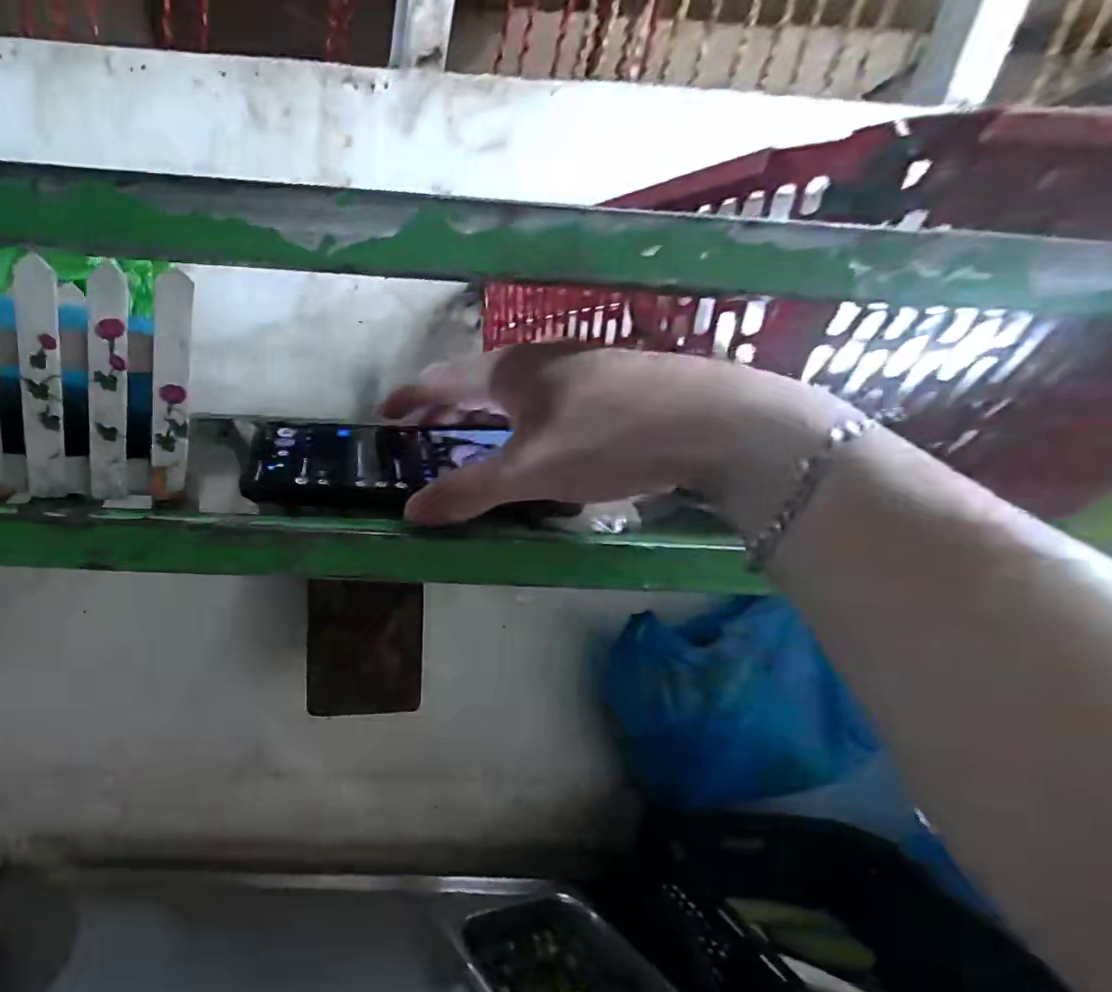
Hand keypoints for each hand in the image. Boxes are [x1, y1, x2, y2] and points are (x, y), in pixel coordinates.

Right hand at [379, 345, 855, 526]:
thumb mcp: (530, 473)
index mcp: (511, 371)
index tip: (384, 411)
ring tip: (476, 432)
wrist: (727, 421)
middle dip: (446, 403)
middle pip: (478, 378)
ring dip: (487, 407)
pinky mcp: (621, 378)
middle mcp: (543, 357)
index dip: (410, 397)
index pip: (443, 381)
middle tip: (423, 428)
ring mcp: (586, 362)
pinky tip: (544, 432)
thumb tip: (410, 514)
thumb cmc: (612, 439)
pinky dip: (524, 412)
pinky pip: (551, 393)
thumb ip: (468, 493)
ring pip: (518, 385)